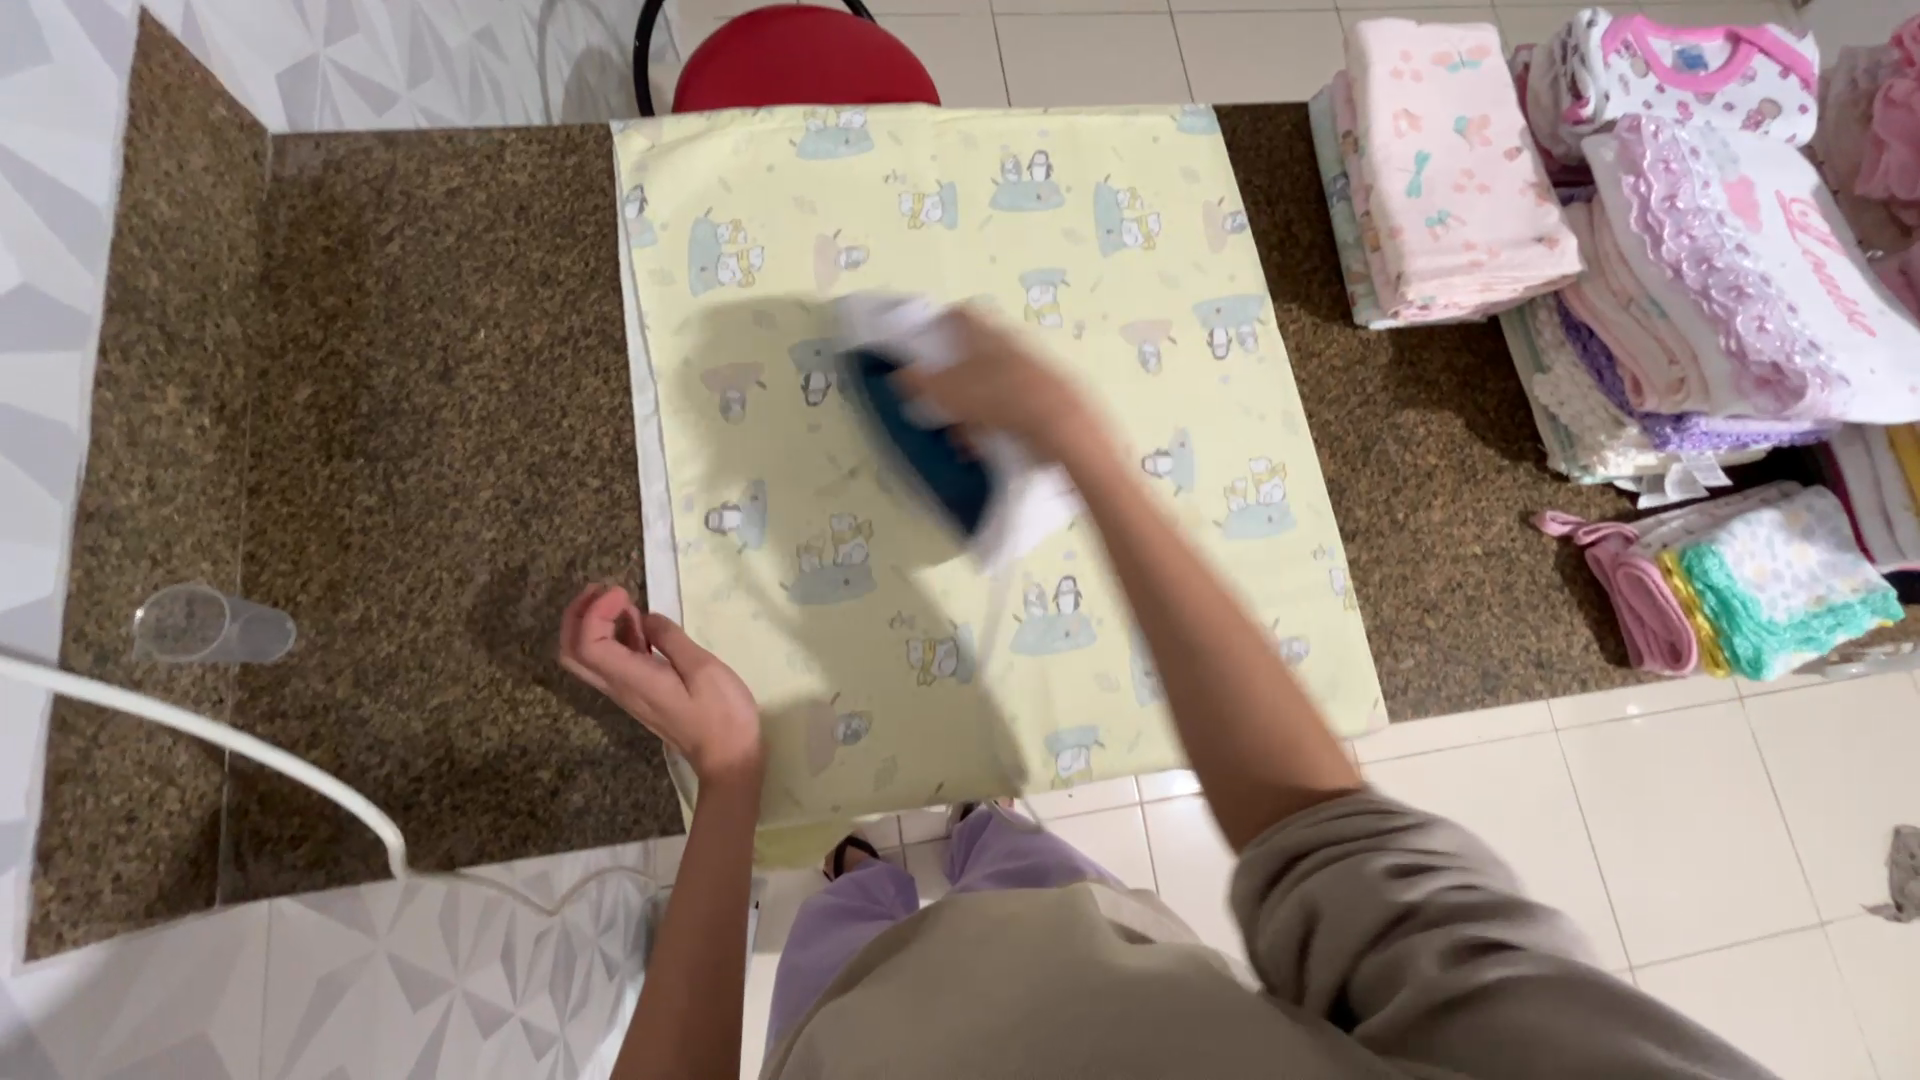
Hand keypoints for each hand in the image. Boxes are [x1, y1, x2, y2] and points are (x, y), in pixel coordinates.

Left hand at [558, 585, 763, 784]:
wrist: (728, 757)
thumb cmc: (721, 713)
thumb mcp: (703, 669)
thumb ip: (672, 639)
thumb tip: (648, 618)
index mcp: (633, 679)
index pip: (588, 643)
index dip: (595, 611)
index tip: (623, 591)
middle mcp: (620, 687)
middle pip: (572, 652)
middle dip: (578, 615)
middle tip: (602, 590)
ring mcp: (628, 693)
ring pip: (588, 658)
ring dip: (594, 624)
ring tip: (622, 600)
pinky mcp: (641, 695)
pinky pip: (612, 663)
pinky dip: (615, 638)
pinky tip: (641, 625)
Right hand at [893, 306, 1107, 465]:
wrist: (1062, 424)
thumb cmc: (998, 399)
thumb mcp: (948, 392)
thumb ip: (921, 382)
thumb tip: (902, 375)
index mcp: (985, 332)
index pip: (958, 314)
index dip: (938, 327)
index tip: (924, 350)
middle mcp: (1010, 343)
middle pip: (974, 356)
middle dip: (955, 386)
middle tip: (942, 408)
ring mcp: (1032, 370)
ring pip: (992, 386)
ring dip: (974, 410)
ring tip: (964, 438)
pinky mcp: (1047, 397)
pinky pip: (1013, 406)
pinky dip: (997, 423)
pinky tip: (989, 446)